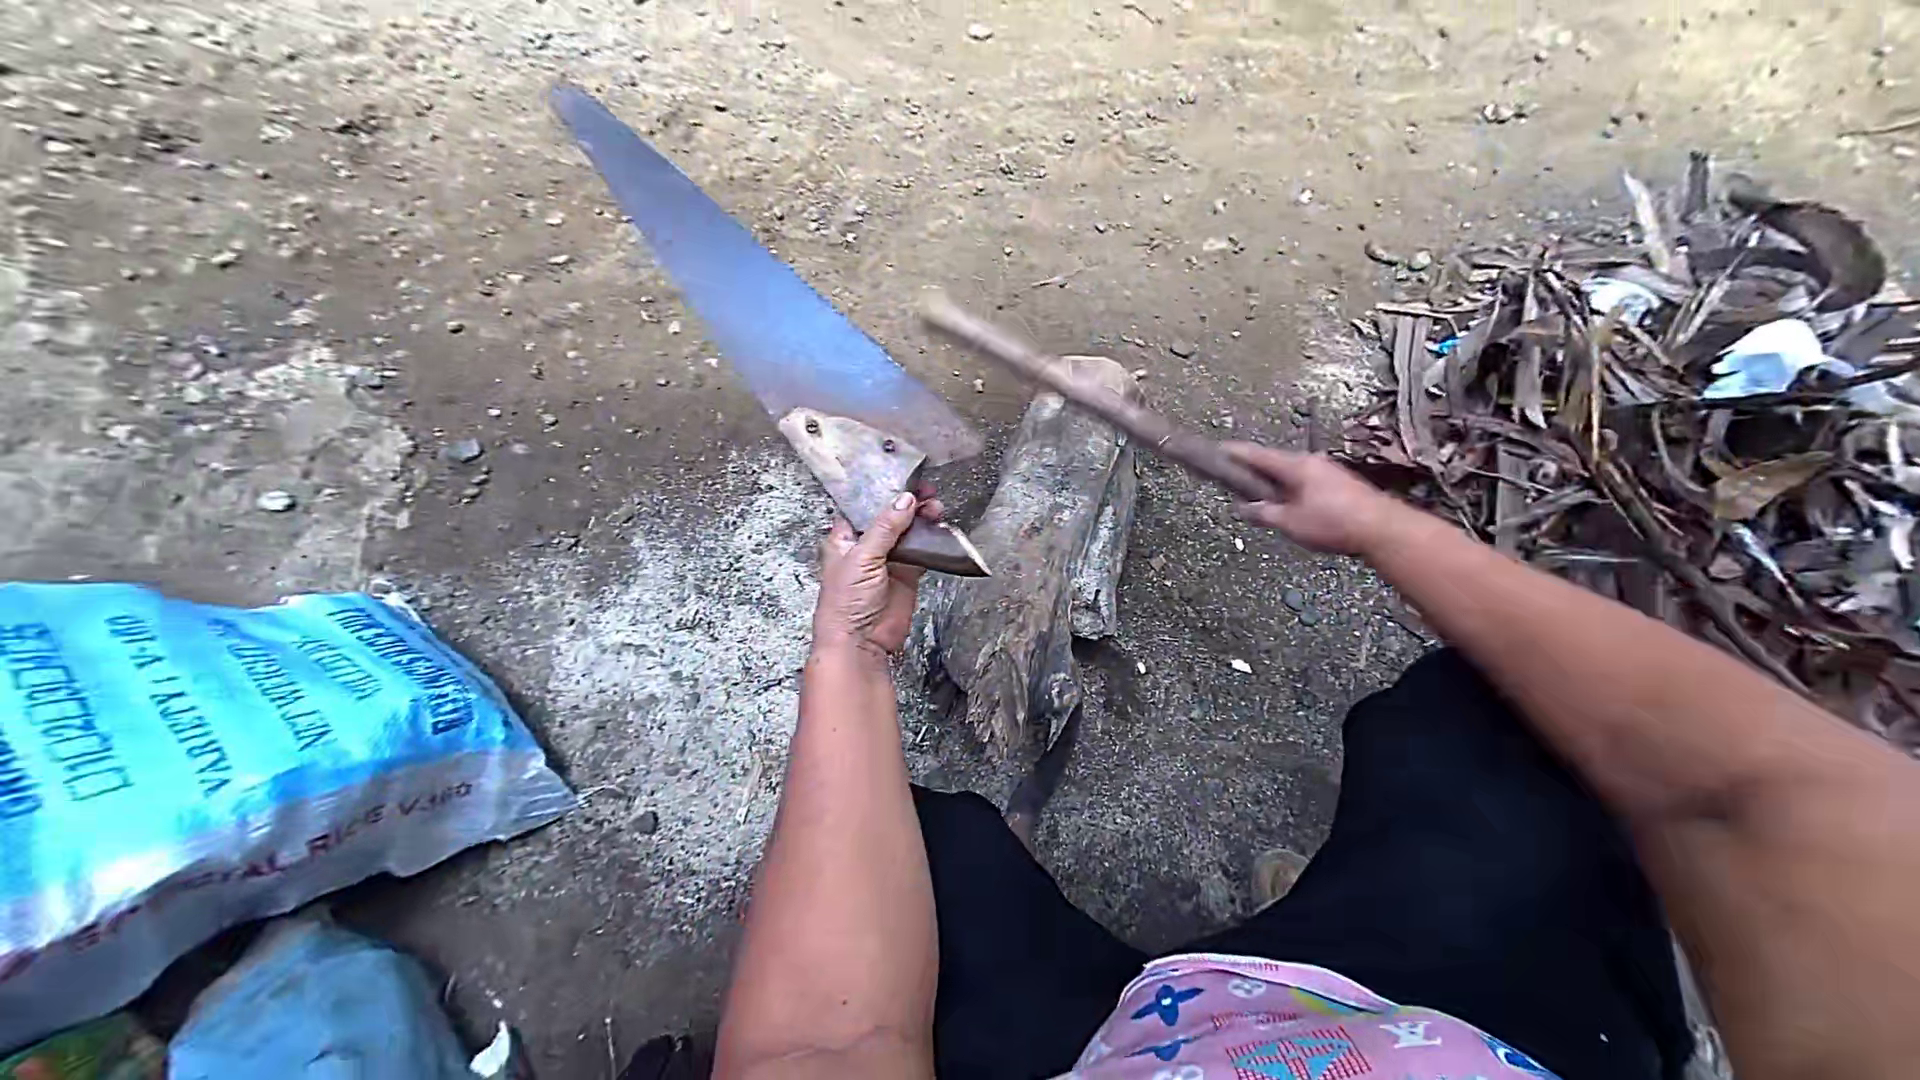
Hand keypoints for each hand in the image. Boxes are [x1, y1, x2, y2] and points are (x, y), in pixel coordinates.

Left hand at [813, 487, 945, 657]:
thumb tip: (905, 500)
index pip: (864, 506)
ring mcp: (888, 560)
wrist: (860, 642)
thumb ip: (885, 527)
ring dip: (922, 519)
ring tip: (936, 508)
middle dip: (908, 503)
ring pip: (909, 532)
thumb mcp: (862, 557)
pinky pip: (922, 552)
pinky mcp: (907, 574)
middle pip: (891, 516)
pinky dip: (932, 541)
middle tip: (926, 492)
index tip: (903, 478)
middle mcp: (867, 546)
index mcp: (845, 538)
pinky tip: (940, 528)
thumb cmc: (845, 602)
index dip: (882, 491)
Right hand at [1224, 443, 1401, 555]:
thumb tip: (1243, 508)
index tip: (1217, 449)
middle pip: (1273, 462)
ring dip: (1272, 482)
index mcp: (1296, 466)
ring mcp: (1327, 472)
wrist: (1383, 530)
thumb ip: (1263, 513)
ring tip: (1258, 495)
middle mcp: (1312, 463)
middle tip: (1233, 476)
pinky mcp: (1338, 484)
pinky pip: (1304, 481)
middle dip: (1252, 469)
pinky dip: (1289, 488)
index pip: (1257, 455)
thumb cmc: (1335, 523)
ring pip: (1290, 472)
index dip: (1235, 453)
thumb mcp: (1289, 522)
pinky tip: (1287, 503)